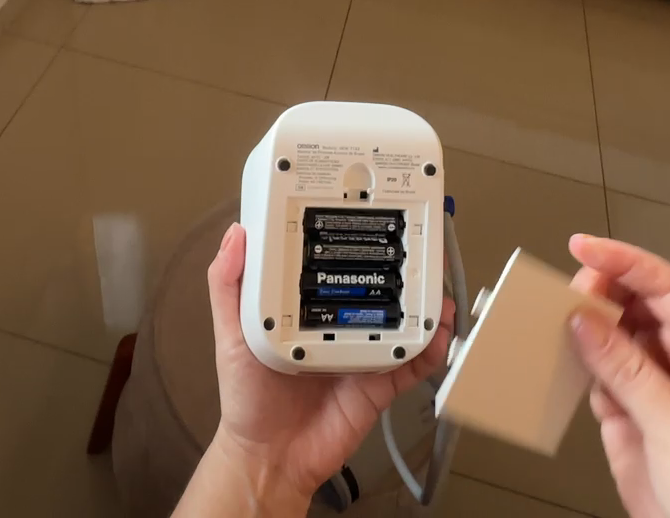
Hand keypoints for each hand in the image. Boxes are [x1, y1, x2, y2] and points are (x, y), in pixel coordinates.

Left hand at [175, 223, 451, 513]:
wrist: (270, 460)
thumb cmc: (247, 396)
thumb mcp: (230, 335)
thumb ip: (228, 287)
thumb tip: (235, 234)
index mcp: (305, 304)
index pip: (332, 261)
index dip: (351, 236)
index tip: (368, 210)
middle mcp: (338, 320)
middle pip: (376, 284)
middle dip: (402, 264)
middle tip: (419, 244)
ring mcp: (362, 350)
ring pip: (401, 318)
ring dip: (425, 301)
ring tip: (438, 285)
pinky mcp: (379, 383)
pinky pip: (411, 363)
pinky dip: (431, 348)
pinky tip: (441, 333)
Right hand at [567, 234, 669, 517]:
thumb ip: (630, 371)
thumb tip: (584, 320)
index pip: (669, 288)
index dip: (626, 261)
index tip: (585, 247)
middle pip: (636, 302)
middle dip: (601, 290)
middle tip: (567, 294)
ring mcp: (654, 385)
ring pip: (611, 330)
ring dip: (584, 323)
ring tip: (558, 321)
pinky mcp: (626, 409)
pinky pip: (595, 366)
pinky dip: (576, 357)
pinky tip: (564, 358)